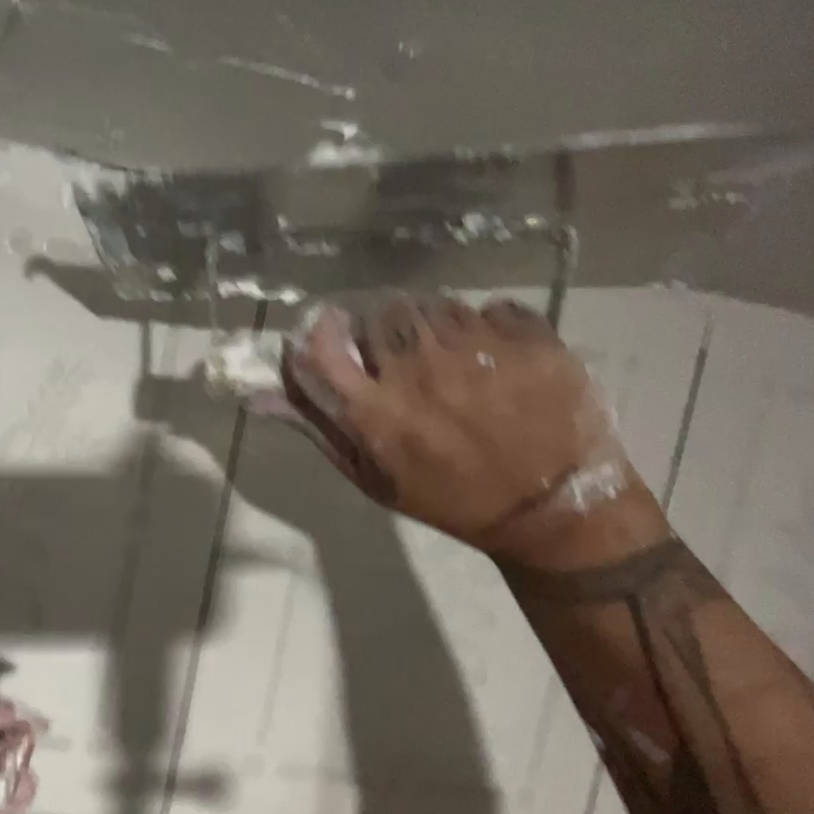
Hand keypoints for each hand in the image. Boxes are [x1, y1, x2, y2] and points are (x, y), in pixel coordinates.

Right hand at [272, 293, 668, 565]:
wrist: (553, 508)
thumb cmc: (449, 500)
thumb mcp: (372, 477)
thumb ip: (319, 429)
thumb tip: (259, 397)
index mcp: (375, 410)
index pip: (323, 345)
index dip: (321, 333)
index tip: (332, 334)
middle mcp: (419, 370)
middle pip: (379, 313)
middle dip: (382, 329)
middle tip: (398, 354)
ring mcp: (477, 349)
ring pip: (434, 304)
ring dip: (432, 324)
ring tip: (450, 356)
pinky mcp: (530, 338)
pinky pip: (491, 308)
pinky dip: (487, 326)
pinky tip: (492, 356)